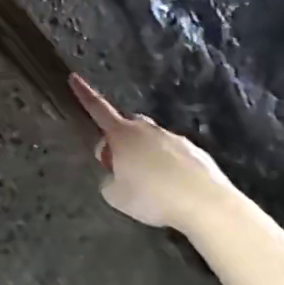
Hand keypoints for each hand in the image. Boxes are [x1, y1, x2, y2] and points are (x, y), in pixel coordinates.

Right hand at [68, 74, 236, 228]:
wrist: (210, 206)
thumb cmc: (153, 197)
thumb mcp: (115, 194)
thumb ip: (109, 179)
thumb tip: (118, 174)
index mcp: (122, 135)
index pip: (97, 109)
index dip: (84, 94)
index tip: (74, 78)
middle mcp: (148, 130)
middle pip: (128, 125)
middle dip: (120, 138)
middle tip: (121, 164)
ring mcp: (176, 140)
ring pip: (153, 142)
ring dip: (147, 156)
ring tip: (152, 185)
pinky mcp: (198, 154)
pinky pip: (175, 156)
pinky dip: (170, 168)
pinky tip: (174, 189)